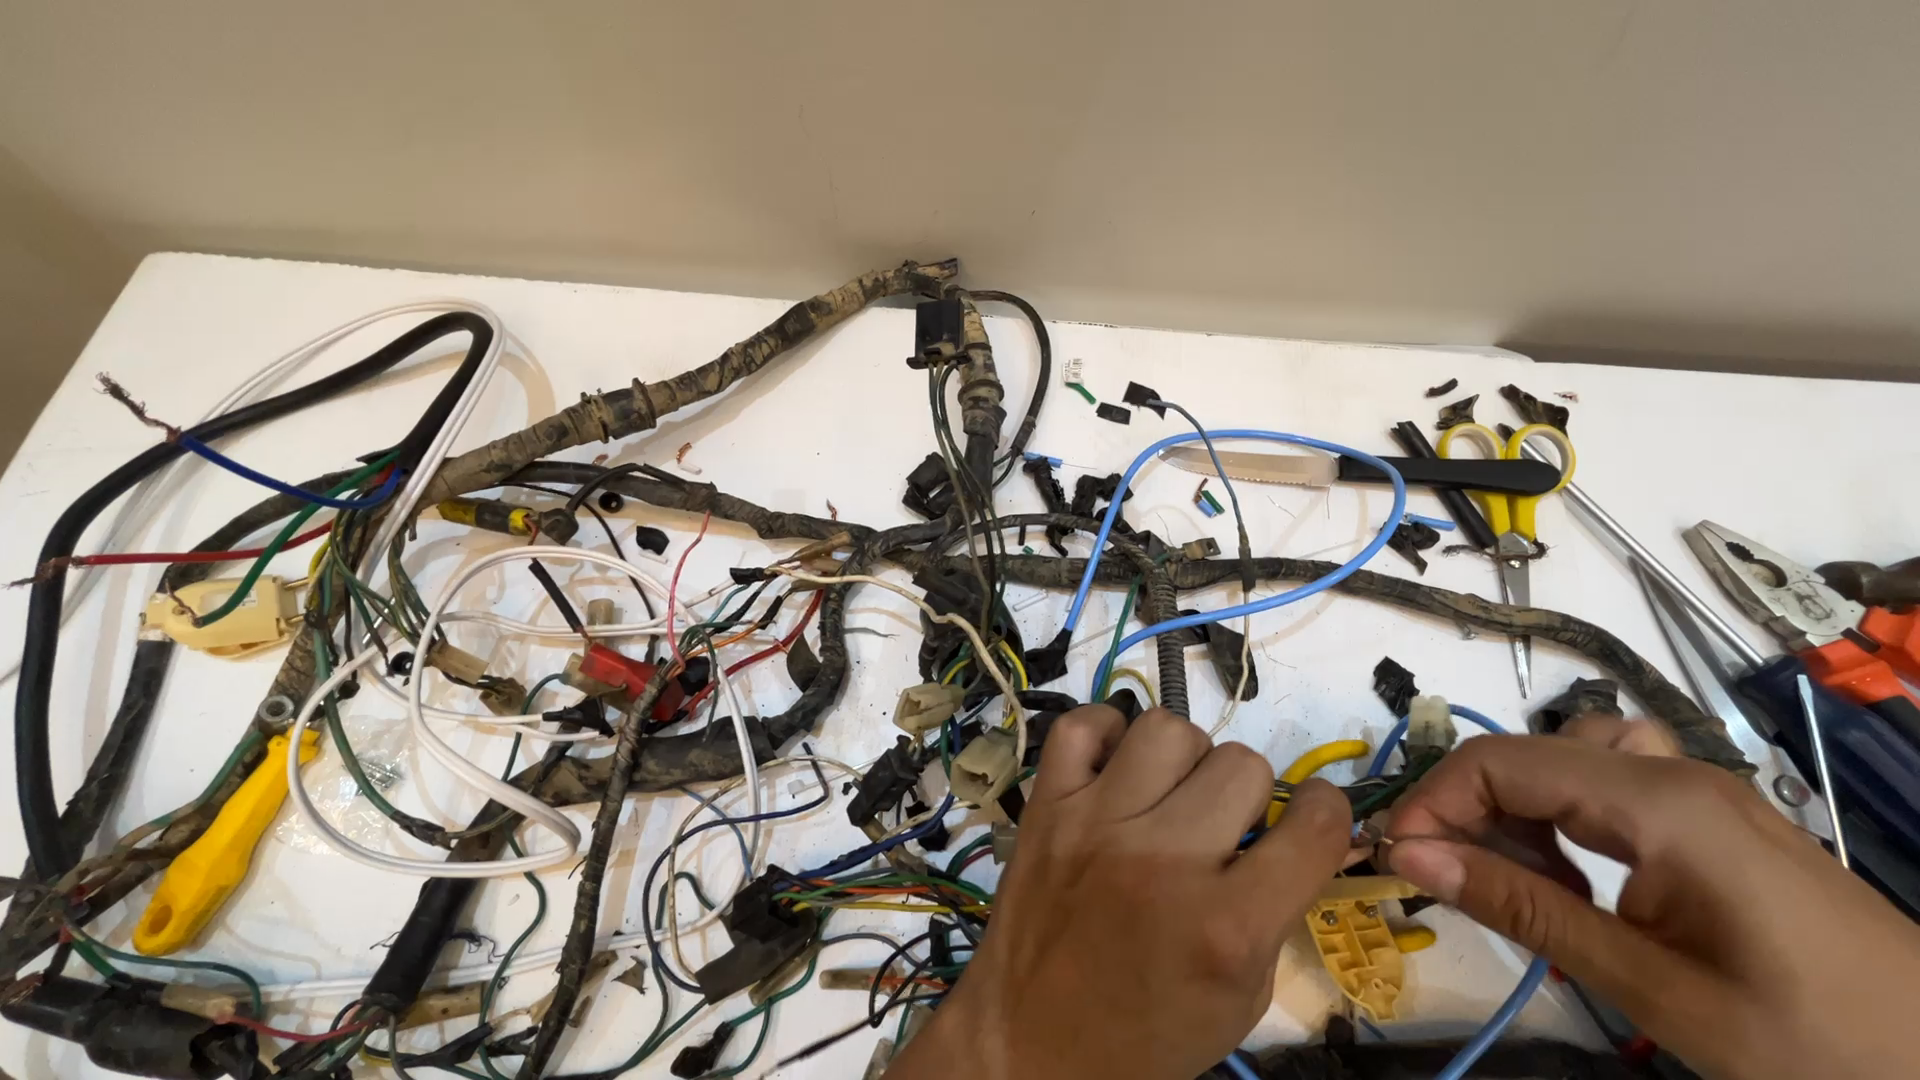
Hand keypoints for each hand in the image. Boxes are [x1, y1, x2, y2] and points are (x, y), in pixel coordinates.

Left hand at [886, 706, 1350, 1079]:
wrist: (1033, 1041)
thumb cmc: (1147, 1032)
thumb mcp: (1243, 996)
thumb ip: (1276, 909)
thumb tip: (1297, 832)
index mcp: (1226, 924)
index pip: (1315, 824)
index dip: (1325, 814)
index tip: (1308, 818)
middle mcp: (1163, 858)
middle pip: (1241, 763)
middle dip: (1246, 794)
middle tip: (1220, 826)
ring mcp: (1096, 822)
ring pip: (1167, 729)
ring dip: (1183, 759)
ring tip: (1167, 796)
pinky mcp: (1046, 804)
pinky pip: (1082, 725)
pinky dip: (1105, 734)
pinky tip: (1115, 769)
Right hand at [1385, 729, 1919, 1079]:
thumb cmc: (1815, 1041)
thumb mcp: (1653, 985)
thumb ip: (1522, 908)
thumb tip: (1408, 853)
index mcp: (1658, 804)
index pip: (1501, 764)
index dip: (1435, 801)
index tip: (1401, 859)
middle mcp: (1674, 775)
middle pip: (1527, 754)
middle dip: (1468, 806)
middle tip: (1453, 877)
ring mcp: (1701, 792)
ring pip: (1567, 757)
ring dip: (1518, 803)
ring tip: (1517, 874)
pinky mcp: (1715, 819)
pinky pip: (1611, 781)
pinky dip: (1565, 809)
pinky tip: (1575, 870)